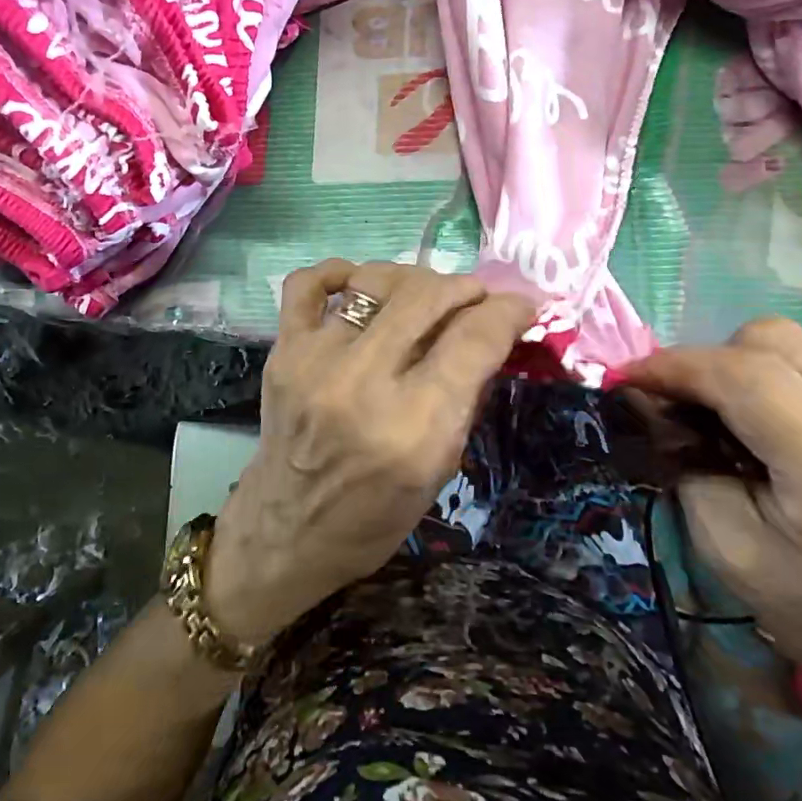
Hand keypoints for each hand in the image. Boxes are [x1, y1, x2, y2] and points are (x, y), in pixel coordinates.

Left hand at [204, 259, 535, 645]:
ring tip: (424, 295)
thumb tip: (485, 334)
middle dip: (465, 288)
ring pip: (374, 282)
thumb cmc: (374, 515)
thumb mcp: (440, 469)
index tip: (519, 306)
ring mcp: (316, 361)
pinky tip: (358, 286)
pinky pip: (306, 284)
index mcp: (415, 427)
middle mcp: (364, 384)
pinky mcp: (282, 352)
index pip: (474, 340)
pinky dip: (338, 273)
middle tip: (475, 297)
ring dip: (412, 279)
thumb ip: (462, 398)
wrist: (289, 527)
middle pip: (427, 297)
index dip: (508, 311)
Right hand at [626, 318, 801, 699]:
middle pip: (777, 343)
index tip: (627, 377)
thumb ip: (683, 459)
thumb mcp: (721, 541)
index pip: (752, 379)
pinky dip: (791, 394)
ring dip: (748, 376)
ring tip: (734, 426)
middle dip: (710, 362)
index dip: (678, 365)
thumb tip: (647, 396)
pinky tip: (792, 440)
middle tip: (678, 401)